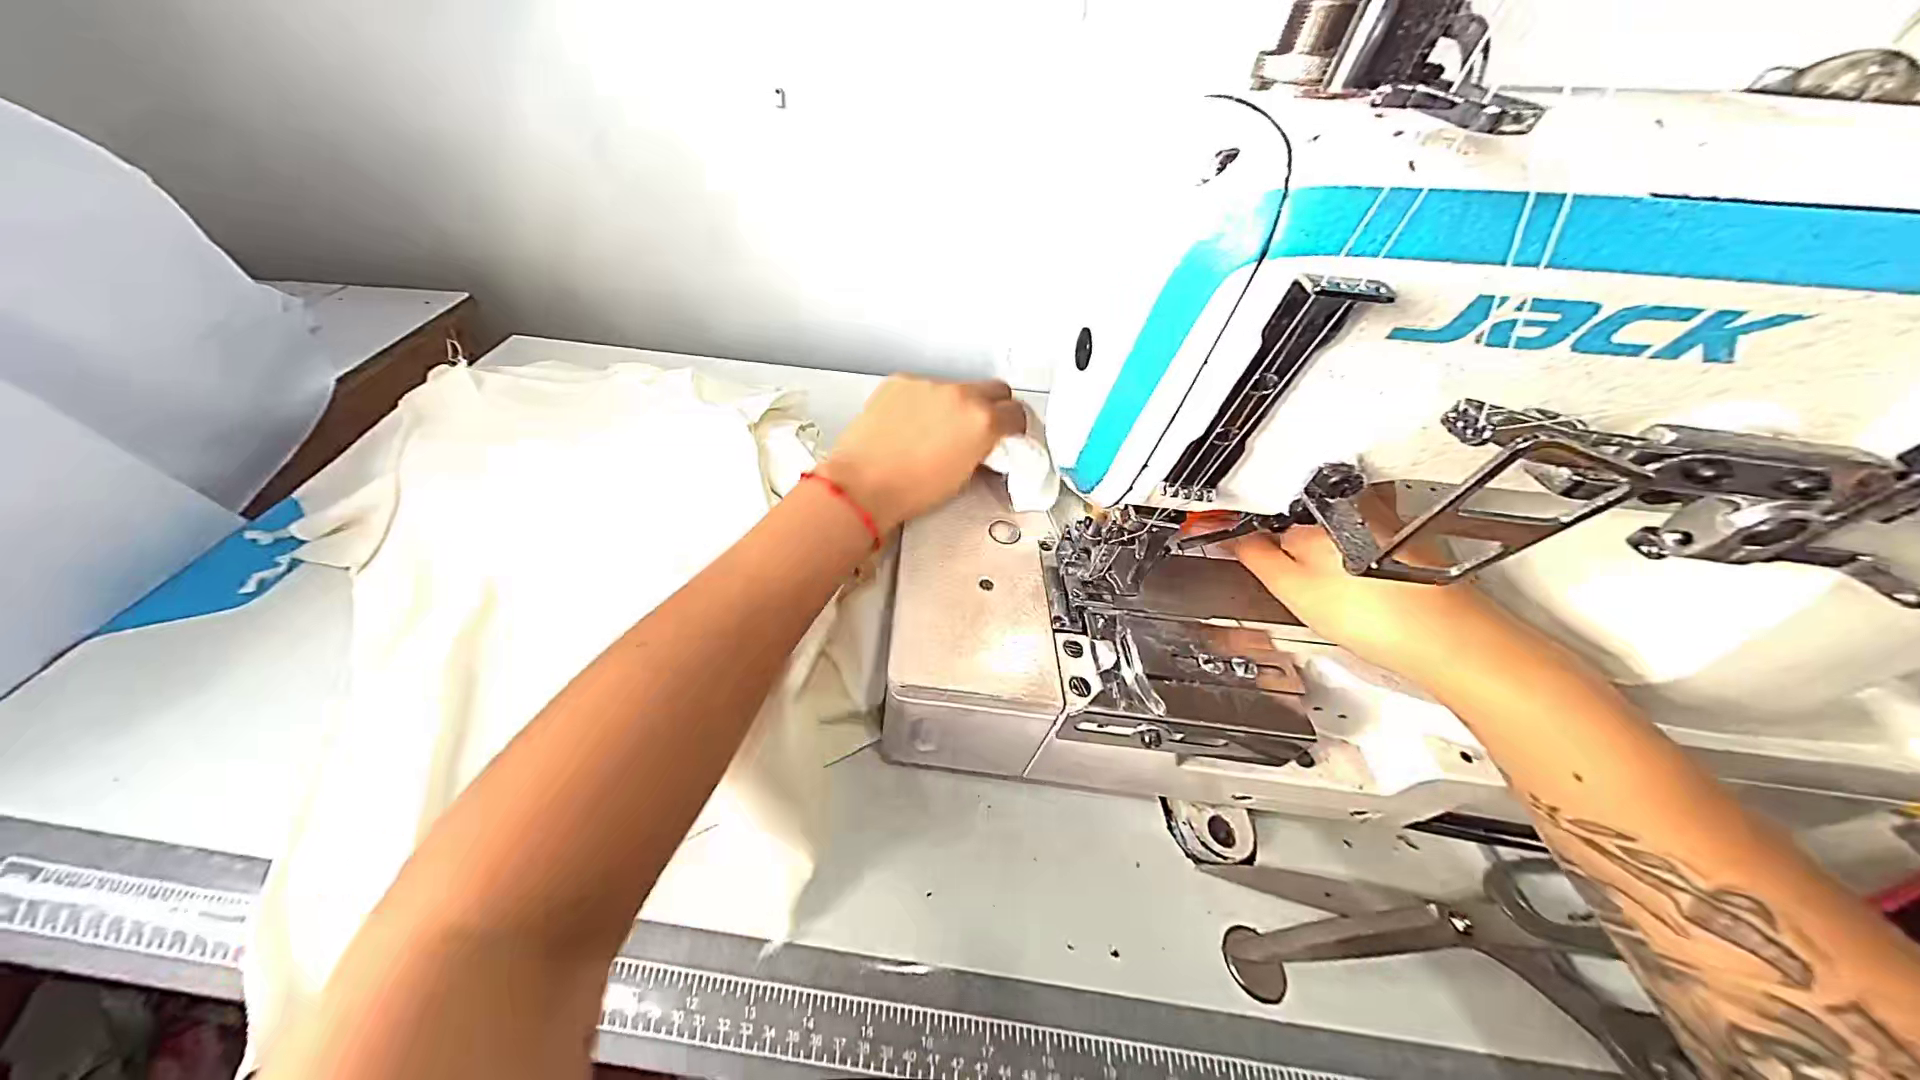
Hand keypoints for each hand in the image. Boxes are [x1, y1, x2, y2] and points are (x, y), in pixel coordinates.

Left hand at [817, 376, 1026, 531]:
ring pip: (956, 387)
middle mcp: (959, 395)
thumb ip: (983, 452)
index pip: (1016, 413)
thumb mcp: (964, 478)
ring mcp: (928, 385)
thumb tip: (984, 446)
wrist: (863, 485)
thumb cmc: (908, 490)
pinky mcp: (900, 383)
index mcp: (982, 420)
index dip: (1014, 427)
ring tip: (935, 433)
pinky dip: (923, 402)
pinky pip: (923, 387)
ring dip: (954, 405)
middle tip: (980, 429)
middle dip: (992, 407)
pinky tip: (911, 426)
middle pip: (994, 389)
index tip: (1008, 434)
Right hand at [1226, 525, 1525, 688]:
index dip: (1237, 533)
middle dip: (1283, 547)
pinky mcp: (1405, 540)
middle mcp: (1351, 506)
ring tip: (1329, 595)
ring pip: (1328, 534)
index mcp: (1315, 513)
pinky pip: (1357, 545)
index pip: (1258, 516)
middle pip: (1295, 523)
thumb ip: (1252, 555)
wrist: (1452, 642)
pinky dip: (1348, 563)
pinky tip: (1358, 594)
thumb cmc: (1382, 618)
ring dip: (1318, 555)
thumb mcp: (1292, 589)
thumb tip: (1226, 534)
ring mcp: (1382, 521)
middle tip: (1288, 585)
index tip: (1219, 538)